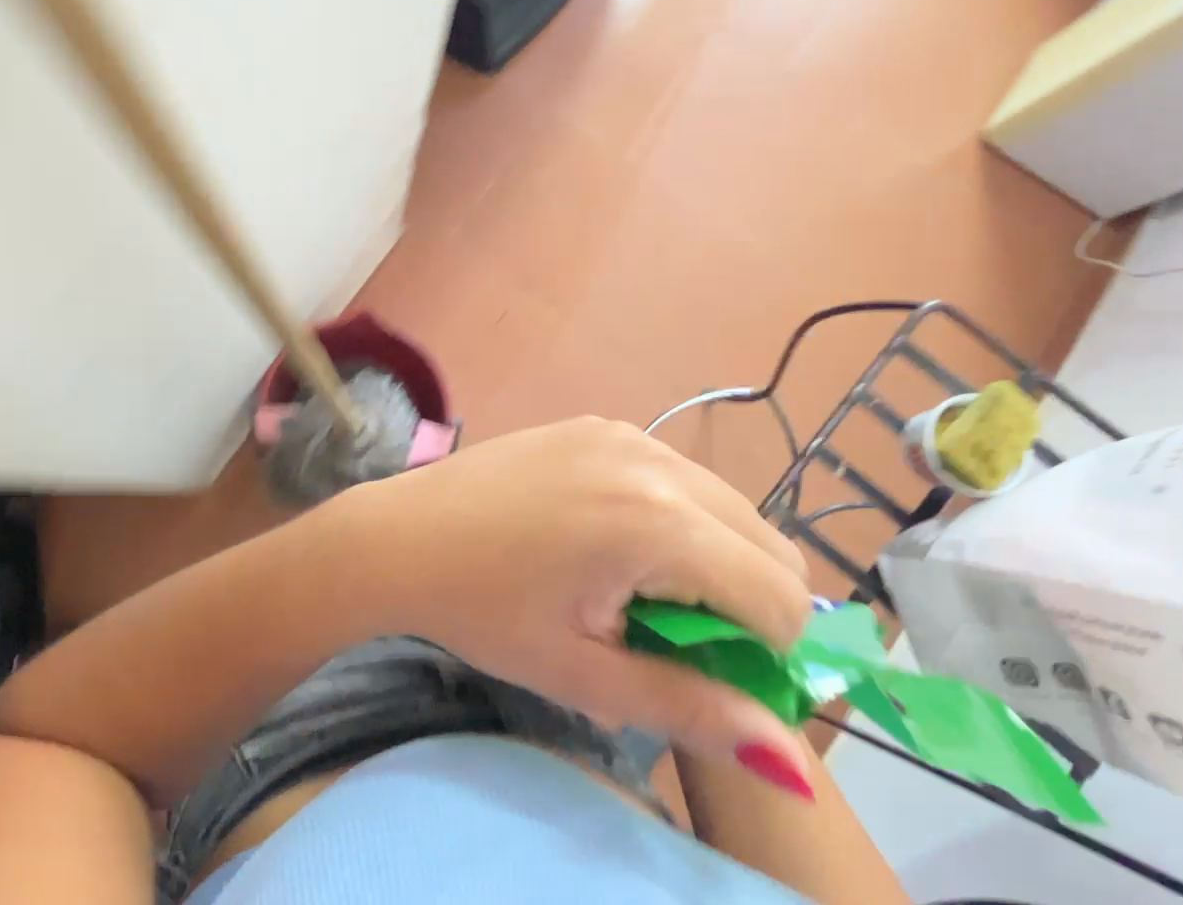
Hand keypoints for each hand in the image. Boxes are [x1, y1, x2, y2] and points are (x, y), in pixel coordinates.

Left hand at [334, 416, 816, 793]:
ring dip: (715, 560)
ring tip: (638, 592)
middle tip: (674, 637)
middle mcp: (656, 462)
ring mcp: (627, 433)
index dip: (765, 653)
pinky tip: (611, 545)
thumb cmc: (480, 611)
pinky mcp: (600, 425)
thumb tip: (788, 758)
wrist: (395, 537)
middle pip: (770, 544)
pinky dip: (678, 520)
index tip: (706, 673)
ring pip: (729, 507)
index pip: (781, 597)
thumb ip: (688, 709)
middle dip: (749, 604)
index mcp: (658, 524)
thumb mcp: (579, 673)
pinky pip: (679, 477)